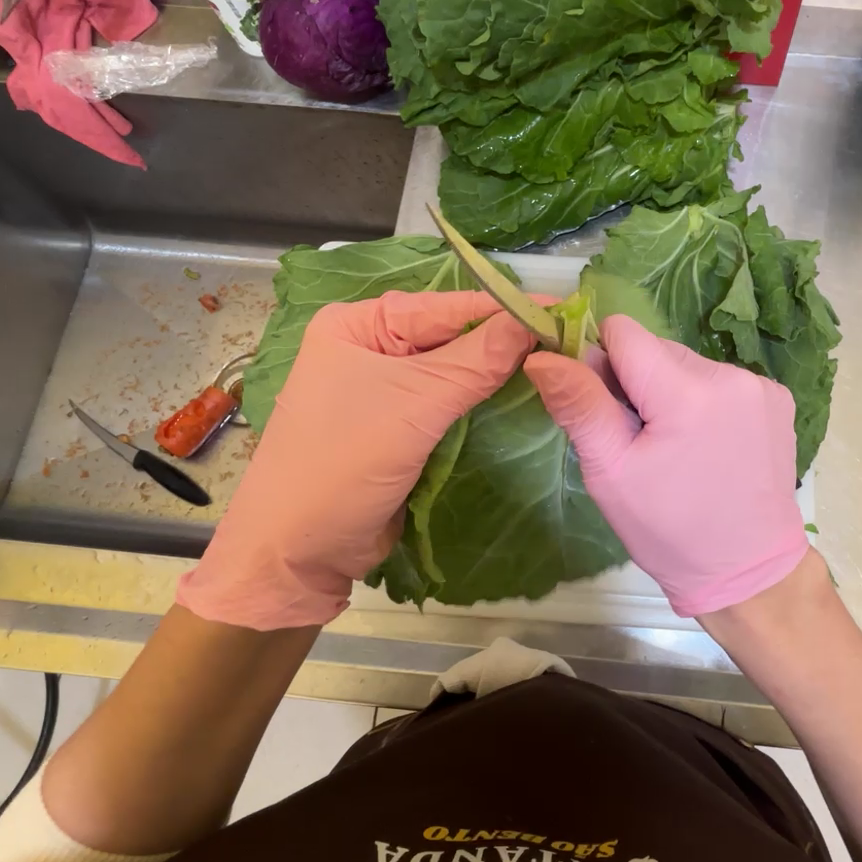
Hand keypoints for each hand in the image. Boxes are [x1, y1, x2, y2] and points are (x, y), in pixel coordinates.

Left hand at [178, 292, 534, 629]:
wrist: (296, 555)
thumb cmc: (343, 466)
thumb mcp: (414, 406)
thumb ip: (477, 361)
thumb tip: (535, 319)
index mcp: (358, 325)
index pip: (446, 307)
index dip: (505, 310)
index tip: (564, 314)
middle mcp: (370, 348)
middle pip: (451, 335)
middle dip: (504, 341)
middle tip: (566, 344)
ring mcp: (384, 390)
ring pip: (453, 370)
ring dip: (496, 373)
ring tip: (554, 367)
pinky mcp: (399, 427)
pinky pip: (447, 403)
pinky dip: (480, 402)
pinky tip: (519, 399)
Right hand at [524, 316, 805, 616]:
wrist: (749, 572)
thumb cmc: (669, 531)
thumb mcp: (610, 474)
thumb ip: (579, 406)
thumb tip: (541, 356)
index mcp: (687, 392)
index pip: (624, 332)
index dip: (600, 360)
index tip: (601, 405)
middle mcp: (730, 375)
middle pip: (656, 347)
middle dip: (636, 382)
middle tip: (637, 439)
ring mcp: (760, 386)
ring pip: (687, 363)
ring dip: (669, 392)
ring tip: (673, 448)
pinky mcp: (778, 399)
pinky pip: (720, 381)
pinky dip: (703, 402)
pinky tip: (705, 445)